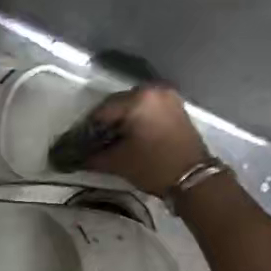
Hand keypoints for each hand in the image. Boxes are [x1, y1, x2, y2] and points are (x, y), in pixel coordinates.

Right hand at [82, 85, 211, 195]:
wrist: (194, 179)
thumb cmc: (154, 167)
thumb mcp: (119, 162)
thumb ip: (94, 157)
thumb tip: (76, 158)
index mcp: (137, 99)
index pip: (103, 110)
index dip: (88, 128)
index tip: (79, 142)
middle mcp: (153, 90)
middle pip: (119, 105)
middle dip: (106, 123)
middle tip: (94, 142)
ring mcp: (168, 97)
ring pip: (135, 107)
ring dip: (122, 121)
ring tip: (112, 141)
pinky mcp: (177, 107)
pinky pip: (150, 109)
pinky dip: (138, 120)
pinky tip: (131, 136)